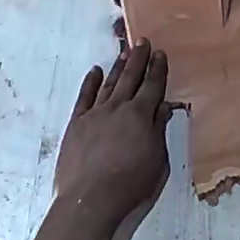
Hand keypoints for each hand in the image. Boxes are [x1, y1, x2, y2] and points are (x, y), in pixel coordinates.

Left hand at [54, 41, 172, 226]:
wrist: (90, 198)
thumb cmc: (130, 184)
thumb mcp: (157, 160)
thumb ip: (158, 130)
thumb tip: (163, 106)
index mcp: (140, 116)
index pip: (152, 86)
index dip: (157, 69)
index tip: (159, 53)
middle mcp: (117, 108)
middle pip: (130, 78)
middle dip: (137, 59)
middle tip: (142, 41)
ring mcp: (94, 114)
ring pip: (109, 84)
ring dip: (117, 67)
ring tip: (124, 52)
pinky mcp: (76, 123)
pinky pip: (85, 97)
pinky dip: (91, 83)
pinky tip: (95, 71)